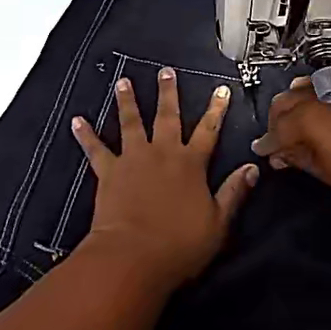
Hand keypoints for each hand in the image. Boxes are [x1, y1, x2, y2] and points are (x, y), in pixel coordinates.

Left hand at [71, 68, 257, 287]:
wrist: (132, 257)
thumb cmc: (179, 245)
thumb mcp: (218, 223)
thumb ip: (234, 193)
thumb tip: (252, 168)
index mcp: (191, 164)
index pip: (209, 130)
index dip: (216, 110)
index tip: (221, 89)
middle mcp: (163, 153)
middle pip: (167, 116)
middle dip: (168, 93)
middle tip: (166, 72)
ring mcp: (133, 159)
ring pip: (131, 122)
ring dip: (127, 101)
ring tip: (124, 82)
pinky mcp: (108, 172)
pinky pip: (96, 149)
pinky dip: (86, 134)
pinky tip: (78, 120)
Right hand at [252, 77, 330, 215]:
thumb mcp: (324, 171)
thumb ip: (297, 157)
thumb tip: (282, 154)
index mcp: (306, 115)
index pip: (275, 129)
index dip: (267, 143)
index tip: (266, 152)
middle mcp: (319, 95)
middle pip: (284, 103)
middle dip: (276, 122)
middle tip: (277, 144)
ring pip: (302, 90)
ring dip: (294, 106)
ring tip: (296, 129)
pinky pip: (323, 87)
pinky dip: (314, 98)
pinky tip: (318, 116)